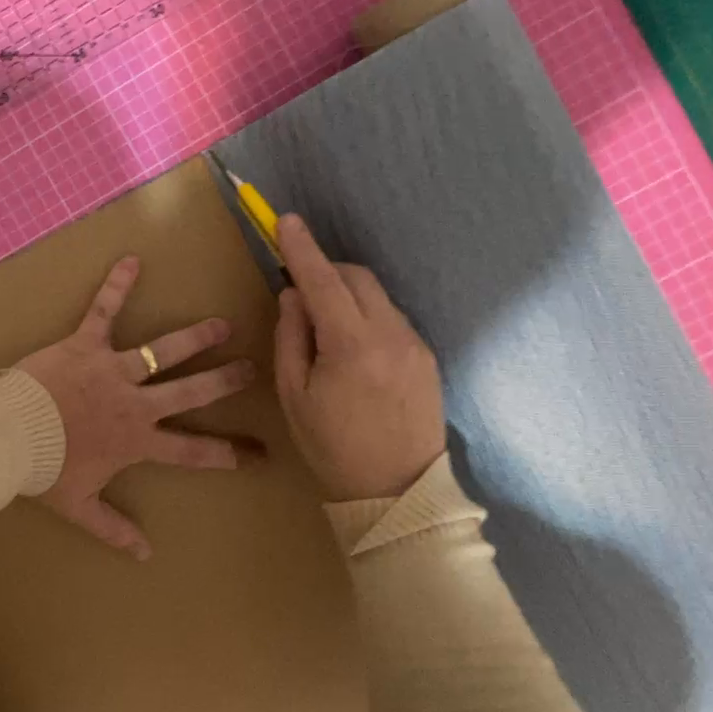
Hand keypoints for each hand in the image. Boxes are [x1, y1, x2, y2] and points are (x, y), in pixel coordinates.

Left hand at [15, 256, 255, 560]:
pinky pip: (103, 310)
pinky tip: (132, 260)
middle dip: (224, 381)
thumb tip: (144, 555)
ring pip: (162, 350)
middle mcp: (134, 402)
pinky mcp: (84, 344)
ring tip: (221, 325)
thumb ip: (114, 529)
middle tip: (252, 370)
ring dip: (193, 337)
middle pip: (189, 391)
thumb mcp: (80, 506)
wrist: (9, 436)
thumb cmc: (44, 471)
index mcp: (136, 441)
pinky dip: (116, 285)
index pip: (192, 451)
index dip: (228, 453)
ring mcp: (112, 369)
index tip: (260, 454)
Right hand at [272, 214, 444, 501]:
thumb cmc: (332, 446)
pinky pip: (390, 318)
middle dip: (325, 270)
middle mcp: (391, 334)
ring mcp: (415, 344)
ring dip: (346, 294)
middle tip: (297, 287)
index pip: (323, 281)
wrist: (397, 491)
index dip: (301, 249)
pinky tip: (349, 347)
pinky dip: (364, 315)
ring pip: (376, 296)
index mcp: (352, 345)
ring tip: (322, 325)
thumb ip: (291, 336)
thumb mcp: (293, 394)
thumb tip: (294, 296)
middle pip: (356, 278)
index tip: (285, 220)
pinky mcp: (427, 357)